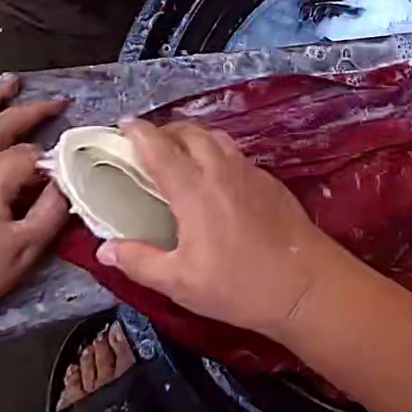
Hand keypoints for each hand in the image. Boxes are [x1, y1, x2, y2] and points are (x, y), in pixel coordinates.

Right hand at [94, 118, 351, 339]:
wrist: (307, 285)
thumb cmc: (239, 286)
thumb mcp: (181, 283)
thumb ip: (140, 262)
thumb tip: (104, 249)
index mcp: (194, 190)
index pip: (159, 148)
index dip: (139, 133)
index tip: (124, 125)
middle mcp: (220, 169)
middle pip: (188, 132)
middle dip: (165, 130)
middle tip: (149, 142)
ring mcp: (247, 170)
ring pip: (214, 137)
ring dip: (192, 136)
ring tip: (179, 151)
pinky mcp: (268, 178)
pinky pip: (234, 151)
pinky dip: (215, 150)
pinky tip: (214, 173)